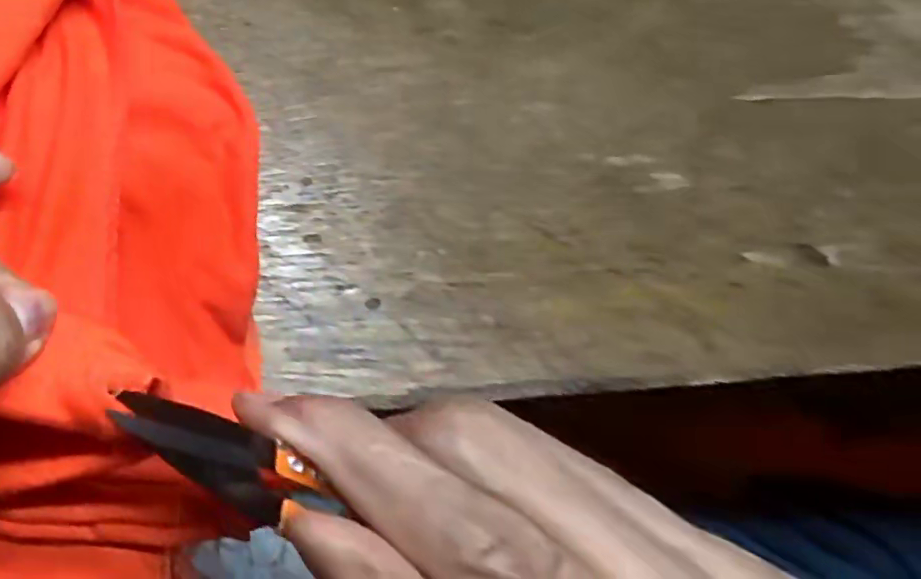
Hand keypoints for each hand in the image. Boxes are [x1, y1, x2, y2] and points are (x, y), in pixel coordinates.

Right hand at [232, 395, 787, 577]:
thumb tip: (306, 518)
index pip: (468, 534)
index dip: (348, 456)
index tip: (256, 413)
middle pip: (478, 445)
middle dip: (368, 437)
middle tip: (292, 442)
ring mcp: (712, 562)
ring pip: (511, 431)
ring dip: (410, 438)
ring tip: (359, 464)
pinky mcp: (717, 548)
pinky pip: (558, 452)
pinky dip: (472, 453)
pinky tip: (440, 477)